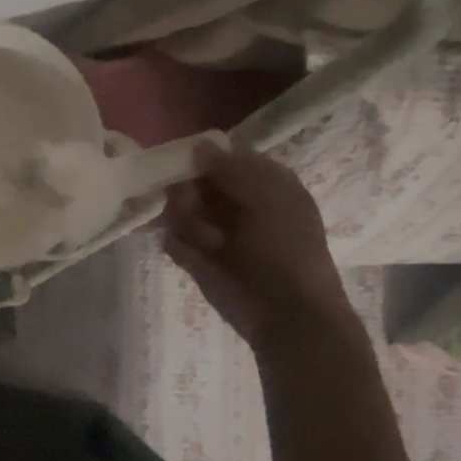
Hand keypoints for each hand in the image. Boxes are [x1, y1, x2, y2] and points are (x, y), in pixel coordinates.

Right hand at [163, 142, 349, 341]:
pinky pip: (173, 239)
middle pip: (195, 181)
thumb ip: (231, 171)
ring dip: (186, 221)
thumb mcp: (266, 201)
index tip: (185, 162)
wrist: (287, 315)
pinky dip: (181, 246)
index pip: (225, 157)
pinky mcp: (198, 258)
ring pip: (180, 209)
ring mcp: (216, 231)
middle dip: (189, 192)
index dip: (203, 158)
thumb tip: (198, 145)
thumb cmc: (286, 252)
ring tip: (207, 241)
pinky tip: (197, 256)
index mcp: (264, 183)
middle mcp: (238, 203)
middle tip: (191, 205)